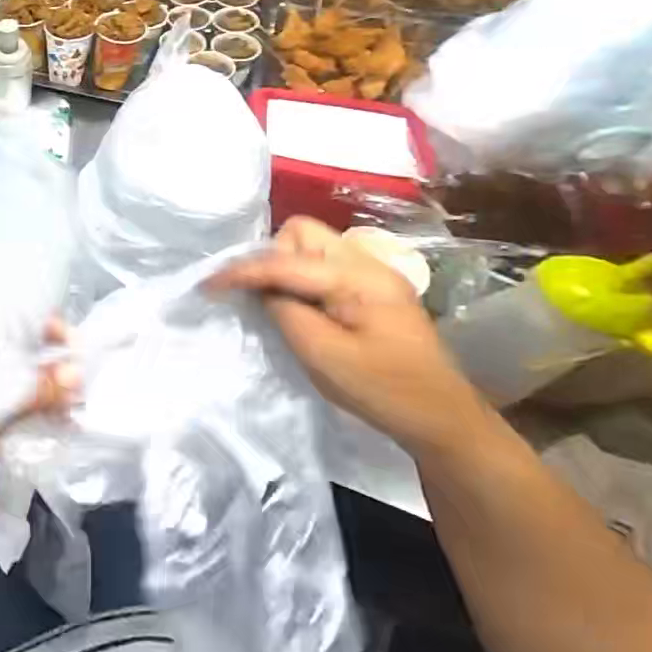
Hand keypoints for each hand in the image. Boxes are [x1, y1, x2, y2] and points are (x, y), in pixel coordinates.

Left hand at [0, 335, 75, 550]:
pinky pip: (32, 410)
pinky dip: (51, 412)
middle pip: (26, 354)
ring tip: (86, 395)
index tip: (71, 337)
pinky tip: (72, 416)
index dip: (41, 328)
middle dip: (57, 358)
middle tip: (89, 368)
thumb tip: (77, 371)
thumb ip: (26, 396)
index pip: (9, 327)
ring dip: (58, 388)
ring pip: (32, 383)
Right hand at [208, 217, 492, 459]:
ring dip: (286, 266)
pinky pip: (324, 265)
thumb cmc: (385, 392)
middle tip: (261, 297)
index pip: (286, 260)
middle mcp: (366, 262)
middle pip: (302, 233)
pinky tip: (302, 307)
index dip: (243, 271)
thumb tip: (263, 289)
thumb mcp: (324, 358)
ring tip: (279, 304)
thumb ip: (285, 312)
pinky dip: (302, 277)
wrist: (443, 419)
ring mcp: (373, 273)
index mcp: (358, 276)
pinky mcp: (373, 289)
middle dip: (272, 257)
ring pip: (312, 246)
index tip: (207, 284)